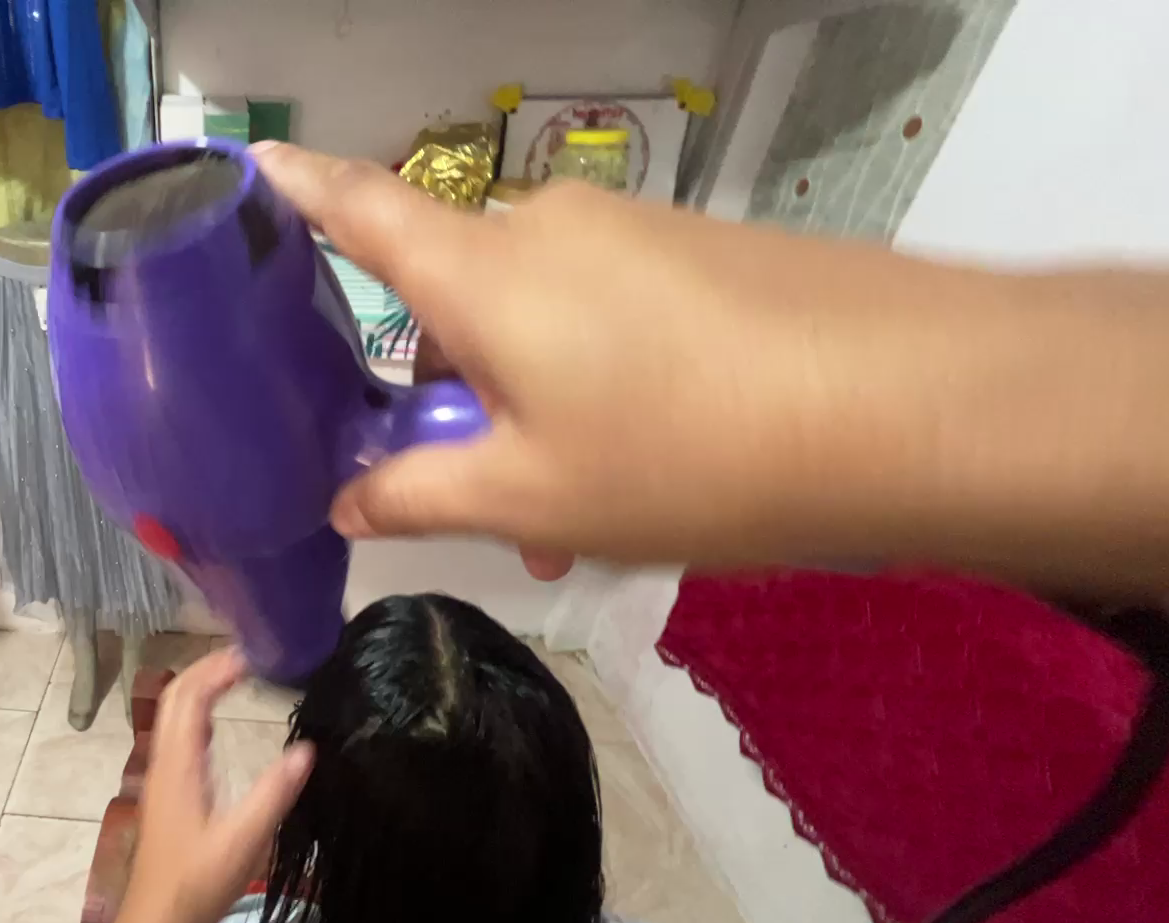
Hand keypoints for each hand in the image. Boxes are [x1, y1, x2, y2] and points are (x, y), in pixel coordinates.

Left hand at [122, 649, 314, 922]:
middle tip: (248, 658)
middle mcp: (165, 760)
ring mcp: (163, 774)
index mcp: (179, 764)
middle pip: (176, 696)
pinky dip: (199, 712)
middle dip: (207, 669)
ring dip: (201, 687)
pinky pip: (179, 734)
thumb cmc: (198, 883)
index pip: (189, 696)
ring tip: (238, 676)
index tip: (252, 656)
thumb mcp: (243, 839)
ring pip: (174, 714)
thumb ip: (274, 794)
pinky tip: (221, 723)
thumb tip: (308, 750)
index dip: (216, 668)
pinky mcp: (168, 790)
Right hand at [251, 142, 1102, 577]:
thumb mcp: (523, 497)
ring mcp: (621, 235)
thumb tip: (342, 506)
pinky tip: (623, 463)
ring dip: (514, 407)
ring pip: (521, 323)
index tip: (247, 168)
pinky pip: (590, 317)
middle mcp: (541, 231)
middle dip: (436, 392)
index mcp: (480, 277)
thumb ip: (412, 496)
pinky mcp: (683, 253)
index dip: (296, 189)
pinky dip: (574, 386)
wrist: (921, 410)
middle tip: (461, 489)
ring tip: (558, 508)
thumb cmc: (681, 453)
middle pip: (444, 302)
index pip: (362, 211)